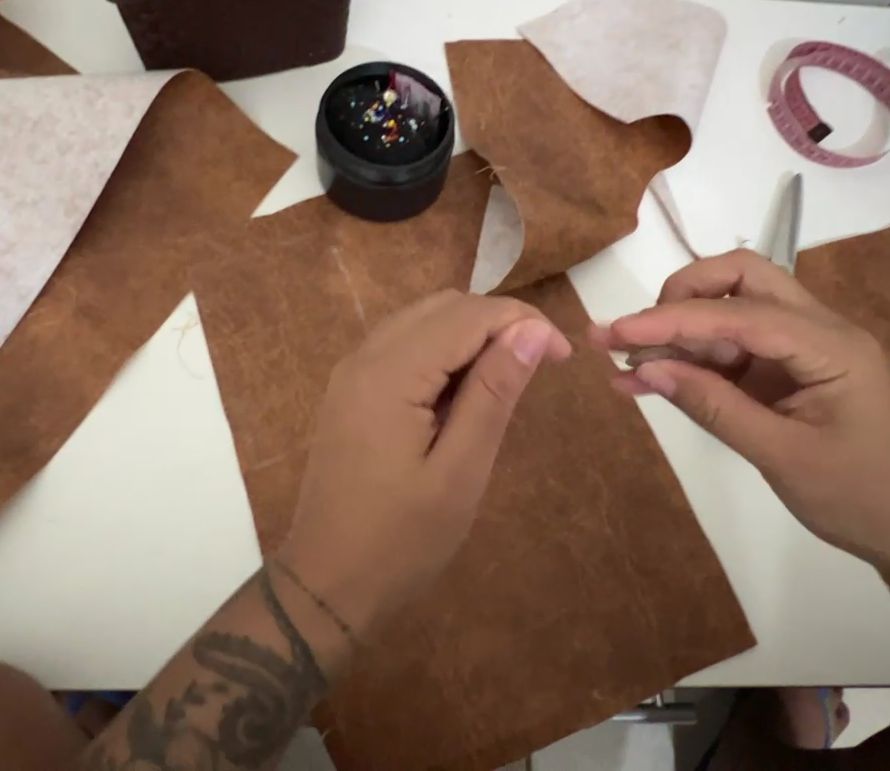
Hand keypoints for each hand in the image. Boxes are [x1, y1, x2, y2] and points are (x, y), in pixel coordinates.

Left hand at [275, 290, 571, 634]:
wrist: (326, 583)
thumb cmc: (401, 540)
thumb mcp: (460, 472)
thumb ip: (493, 393)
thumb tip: (530, 330)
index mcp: (390, 373)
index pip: (467, 315)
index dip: (522, 321)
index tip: (563, 355)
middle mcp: (364, 356)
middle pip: (443, 307)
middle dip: (498, 323)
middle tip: (539, 367)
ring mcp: (352, 370)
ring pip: (423, 320)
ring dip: (470, 335)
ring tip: (505, 382)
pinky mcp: (351, 389)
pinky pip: (404, 345)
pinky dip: (442, 352)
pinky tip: (462, 393)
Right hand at [592, 250, 889, 577]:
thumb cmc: (861, 499)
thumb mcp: (782, 457)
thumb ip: (714, 407)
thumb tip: (648, 370)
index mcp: (831, 346)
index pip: (740, 313)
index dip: (673, 319)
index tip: (617, 332)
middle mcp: (818, 330)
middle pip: (741, 279)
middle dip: (683, 296)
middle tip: (636, 332)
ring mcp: (802, 349)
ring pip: (730, 311)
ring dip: (679, 332)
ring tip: (623, 361)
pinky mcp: (786, 371)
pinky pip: (731, 351)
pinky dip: (691, 362)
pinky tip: (646, 381)